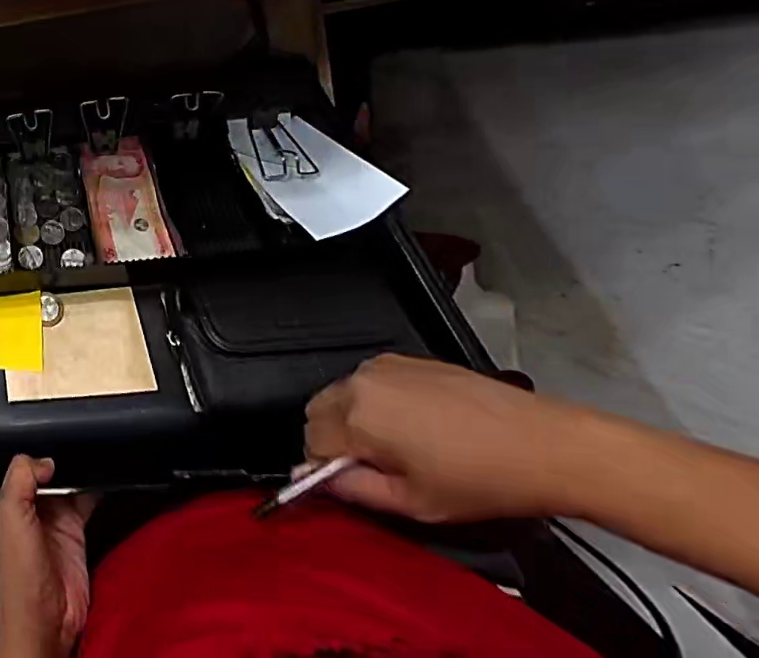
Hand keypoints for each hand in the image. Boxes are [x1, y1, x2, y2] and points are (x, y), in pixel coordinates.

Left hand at [0, 455, 97, 657]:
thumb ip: (21, 479)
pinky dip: (94, 491)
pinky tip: (100, 479)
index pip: (19, 466)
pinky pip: (86, 503)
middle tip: (75, 448)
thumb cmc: (19, 574)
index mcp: (5, 500)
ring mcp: (52, 521)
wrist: (48, 619)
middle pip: (45, 473)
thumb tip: (44, 460)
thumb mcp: (10, 514)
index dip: (34, 455)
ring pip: (66, 485)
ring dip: (77, 473)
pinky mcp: (74, 534)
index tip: (50, 442)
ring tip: (89, 458)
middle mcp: (28, 508)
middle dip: (58, 462)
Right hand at [304, 354, 606, 523]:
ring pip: (340, 395)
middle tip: (378, 464)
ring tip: (405, 442)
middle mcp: (358, 385)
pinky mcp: (400, 359)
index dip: (328, 466)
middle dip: (335, 437)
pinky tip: (419, 421)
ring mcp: (378, 368)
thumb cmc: (494, 478)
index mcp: (355, 419)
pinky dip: (377, 399)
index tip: (353, 479)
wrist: (553, 447)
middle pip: (316, 412)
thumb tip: (320, 480)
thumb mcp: (419, 504)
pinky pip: (367, 380)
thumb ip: (356, 492)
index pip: (311, 442)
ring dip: (354, 417)